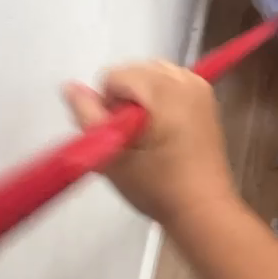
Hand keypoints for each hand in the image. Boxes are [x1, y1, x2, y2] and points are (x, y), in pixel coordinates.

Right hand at [64, 61, 240, 230]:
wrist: (203, 208)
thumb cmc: (157, 187)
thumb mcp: (113, 157)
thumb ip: (88, 117)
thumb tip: (71, 87)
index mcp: (164, 91)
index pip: (115, 76)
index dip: (106, 104)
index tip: (117, 134)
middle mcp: (184, 80)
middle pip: (135, 70)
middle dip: (125, 97)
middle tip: (130, 135)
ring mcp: (199, 86)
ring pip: (153, 72)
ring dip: (142, 95)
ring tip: (146, 132)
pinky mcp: (206, 97)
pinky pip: (172, 80)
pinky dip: (160, 95)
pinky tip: (162, 127)